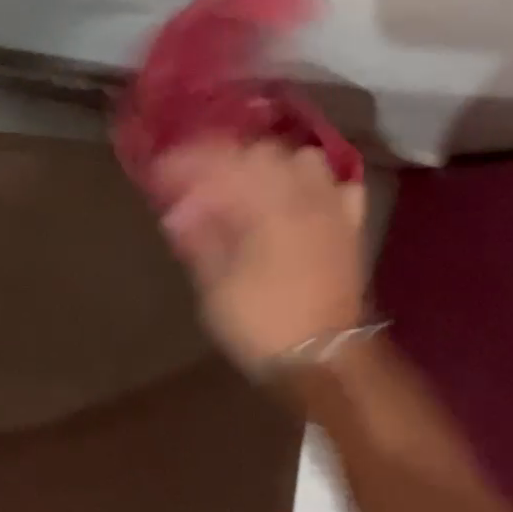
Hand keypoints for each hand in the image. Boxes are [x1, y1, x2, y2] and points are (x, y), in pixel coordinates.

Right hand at [155, 140, 366, 367]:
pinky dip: (313, 183)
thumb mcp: (215, 287)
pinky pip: (337, 185)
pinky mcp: (351, 227)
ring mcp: (332, 207)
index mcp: (264, 203)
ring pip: (301, 159)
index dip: (187, 164)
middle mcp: (302, 193)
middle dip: (225, 162)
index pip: (219, 163)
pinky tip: (299, 198)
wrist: (324, 358)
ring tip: (248, 188)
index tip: (161, 174)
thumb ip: (199, 240)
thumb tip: (178, 213)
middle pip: (260, 152)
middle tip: (199, 186)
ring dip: (271, 166)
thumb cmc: (261, 325)